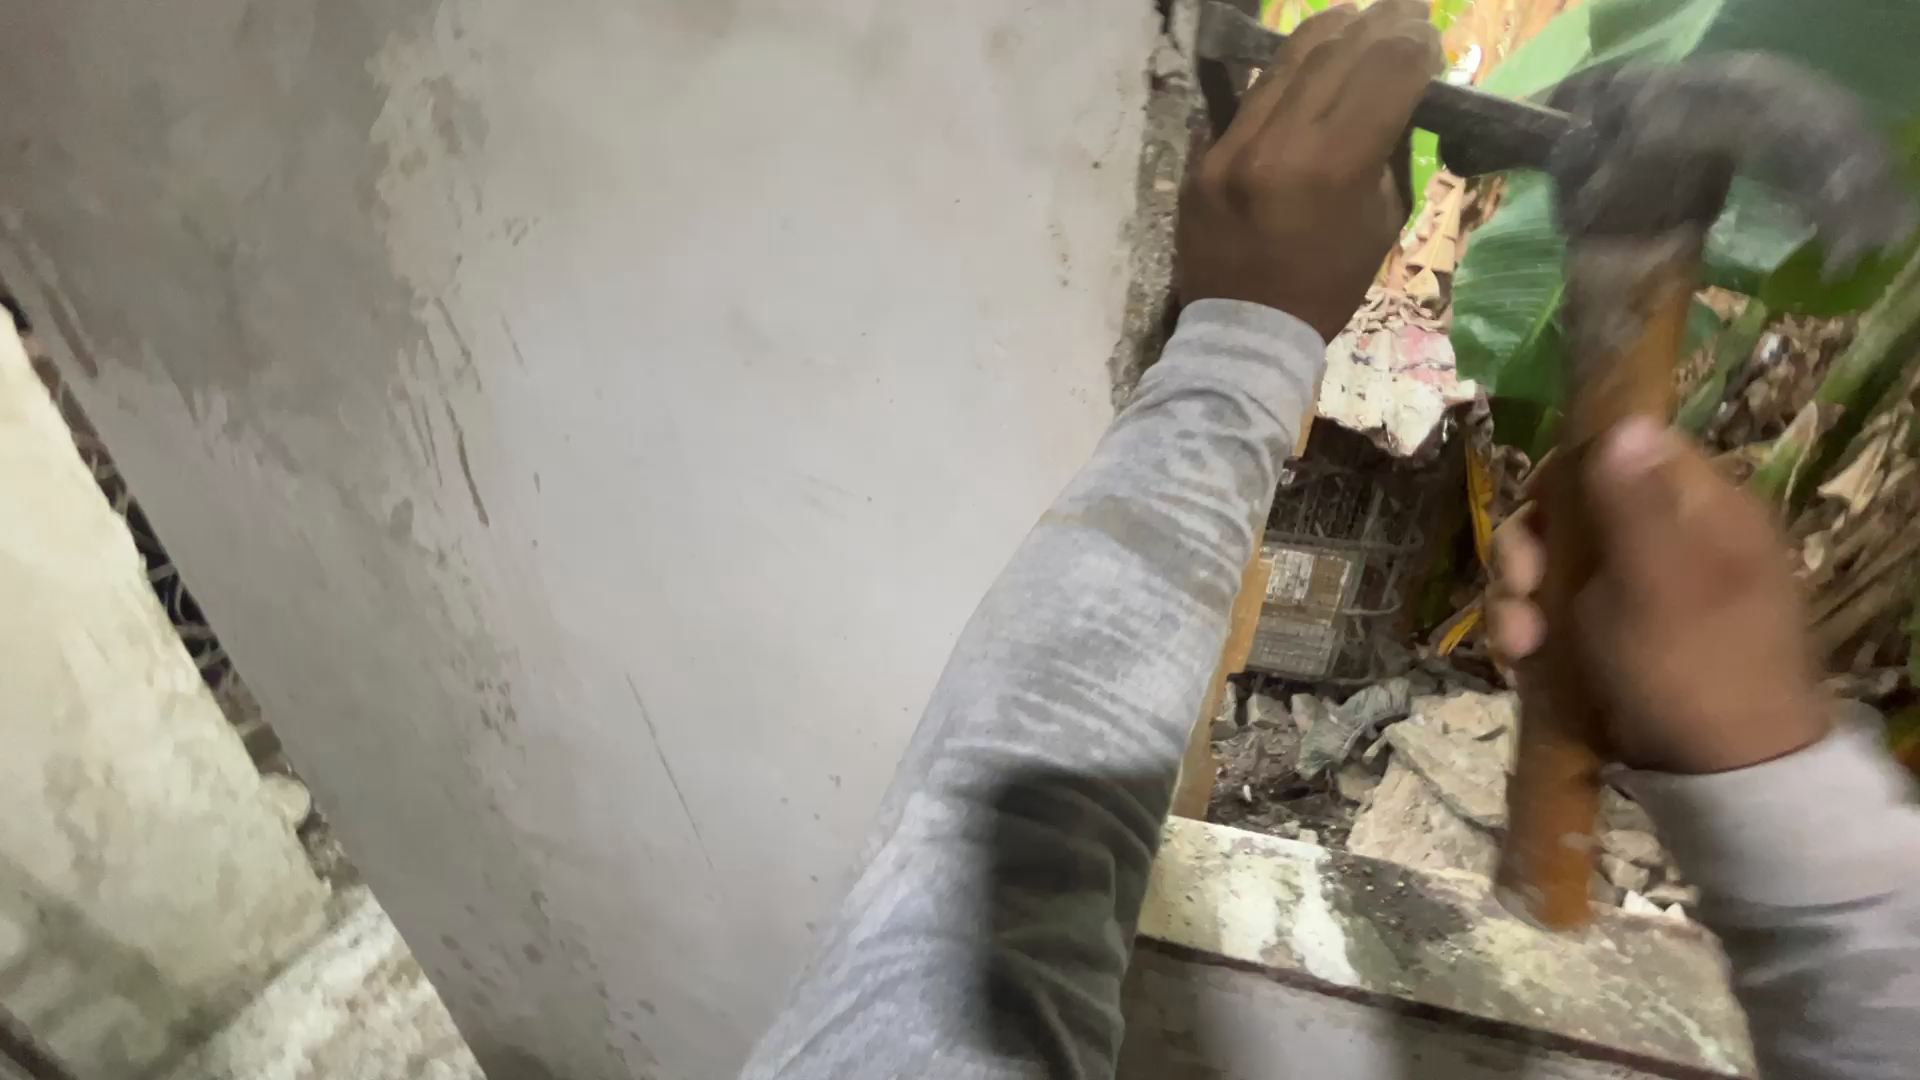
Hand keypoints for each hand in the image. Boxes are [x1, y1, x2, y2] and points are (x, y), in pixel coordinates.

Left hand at [1177, 0, 1441, 340]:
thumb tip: (1391, 92)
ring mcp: (1228, 155)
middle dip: (1381, 24)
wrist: (1243, 334)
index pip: (1389, 67)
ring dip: (1328, 35)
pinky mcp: (1200, 167)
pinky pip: (1246, 105)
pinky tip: (1302, 71)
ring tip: (1354, 22)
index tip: (1430, 40)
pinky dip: (1280, 81)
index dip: (1420, 43)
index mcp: (1333, 168)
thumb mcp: (1380, 222)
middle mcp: (1276, 148)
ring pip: (1283, 64)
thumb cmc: (1323, 288)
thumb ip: (1385, 149)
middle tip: (1403, 12)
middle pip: (1339, 50)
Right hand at [1488, 419, 1829, 773]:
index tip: (1537, 506)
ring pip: (1537, 560)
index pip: (1627, 452)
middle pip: (1564, 508)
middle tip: (1519, 585)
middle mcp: (1655, 539)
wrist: (1703, 768)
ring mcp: (1619, 584)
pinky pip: (1534, 603)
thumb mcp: (1660, 582)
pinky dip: (1518, 626)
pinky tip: (1520, 655)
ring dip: (1512, 597)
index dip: (1572, 470)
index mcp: (1696, 514)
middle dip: (1524, 548)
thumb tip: (1624, 421)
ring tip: (1518, 640)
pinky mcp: (1588, 623)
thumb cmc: (1691, 667)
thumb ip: (1637, 505)